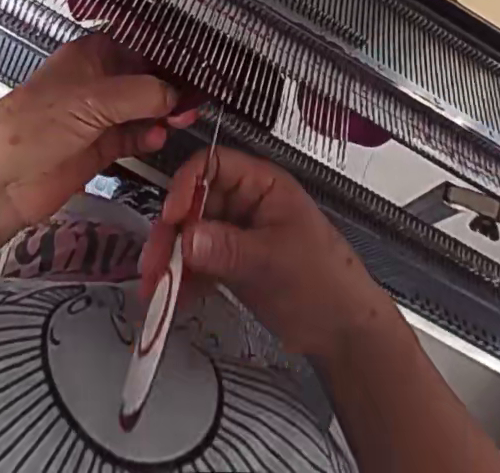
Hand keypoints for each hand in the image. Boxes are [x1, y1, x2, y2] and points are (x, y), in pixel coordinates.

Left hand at [0, 34, 193, 233]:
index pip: (138, 46)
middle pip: (146, 79)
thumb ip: (140, 94)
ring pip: (144, 109)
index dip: (166, 56)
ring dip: (163, 114)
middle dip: (170, 89)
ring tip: (182, 120)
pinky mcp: (101, 147)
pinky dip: (148, 136)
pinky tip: (156, 138)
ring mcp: (99, 116)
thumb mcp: (91, 100)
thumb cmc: (37, 124)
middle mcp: (98, 82)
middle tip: (195, 101)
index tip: (196, 66)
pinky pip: (134, 136)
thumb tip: (176, 93)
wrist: (1, 180)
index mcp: (91, 55)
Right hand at [140, 146, 395, 360]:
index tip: (172, 216)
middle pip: (193, 202)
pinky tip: (172, 298)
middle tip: (154, 261)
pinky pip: (196, 261)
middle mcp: (243, 202)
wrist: (345, 335)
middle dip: (171, 232)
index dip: (187, 184)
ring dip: (169, 258)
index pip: (212, 165)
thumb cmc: (324, 282)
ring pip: (189, 233)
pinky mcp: (228, 261)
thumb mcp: (275, 260)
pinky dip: (181, 278)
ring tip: (154, 286)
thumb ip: (227, 247)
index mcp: (261, 184)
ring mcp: (234, 232)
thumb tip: (186, 236)